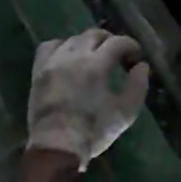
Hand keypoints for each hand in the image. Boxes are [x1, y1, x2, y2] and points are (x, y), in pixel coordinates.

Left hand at [26, 28, 150, 169]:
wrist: (57, 146)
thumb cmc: (94, 131)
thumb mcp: (125, 113)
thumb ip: (138, 86)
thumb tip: (141, 66)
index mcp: (96, 65)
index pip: (117, 42)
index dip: (130, 46)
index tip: (135, 55)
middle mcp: (74, 56)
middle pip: (94, 35)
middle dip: (109, 41)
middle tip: (116, 54)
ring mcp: (53, 61)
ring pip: (73, 39)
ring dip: (87, 43)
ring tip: (93, 55)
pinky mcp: (39, 70)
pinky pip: (49, 46)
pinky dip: (61, 46)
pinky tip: (67, 56)